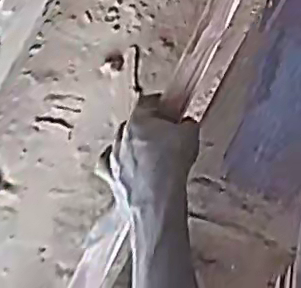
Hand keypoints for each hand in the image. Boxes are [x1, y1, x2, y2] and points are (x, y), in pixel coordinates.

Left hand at [107, 94, 199, 219]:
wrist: (156, 199)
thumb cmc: (172, 162)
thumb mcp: (191, 133)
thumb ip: (186, 123)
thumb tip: (184, 124)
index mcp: (139, 119)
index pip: (146, 101)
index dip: (159, 102)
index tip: (169, 107)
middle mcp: (121, 137)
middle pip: (132, 122)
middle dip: (146, 123)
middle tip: (162, 128)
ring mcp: (113, 159)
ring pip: (119, 143)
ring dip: (132, 143)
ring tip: (147, 149)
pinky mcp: (110, 180)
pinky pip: (109, 165)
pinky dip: (117, 163)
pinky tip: (127, 165)